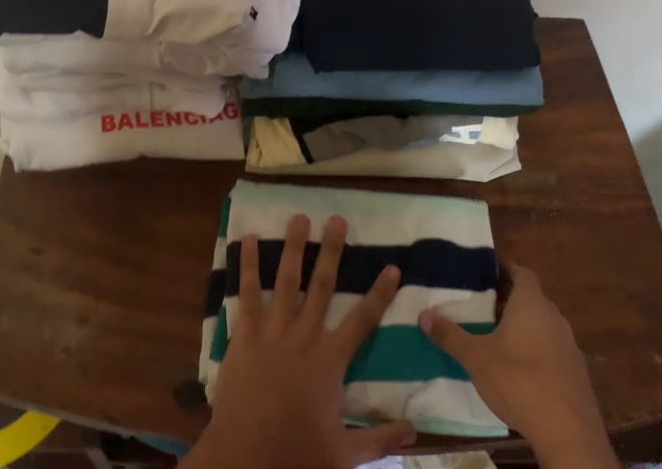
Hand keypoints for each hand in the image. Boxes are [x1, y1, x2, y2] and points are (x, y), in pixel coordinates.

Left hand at [181, 213, 416, 468]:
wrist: (246, 455)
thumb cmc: (296, 452)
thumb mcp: (345, 453)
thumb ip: (380, 439)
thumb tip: (416, 431)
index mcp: (331, 360)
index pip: (363, 320)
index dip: (380, 293)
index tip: (392, 266)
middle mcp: (305, 337)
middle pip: (323, 286)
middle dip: (333, 251)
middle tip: (338, 220)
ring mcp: (273, 331)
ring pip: (286, 280)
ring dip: (294, 247)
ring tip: (299, 218)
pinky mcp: (245, 334)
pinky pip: (247, 292)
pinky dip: (248, 265)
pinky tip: (248, 239)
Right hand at [420, 262, 616, 468]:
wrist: (568, 433)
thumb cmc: (519, 381)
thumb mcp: (476, 358)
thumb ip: (450, 335)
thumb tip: (423, 315)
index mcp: (532, 305)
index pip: (522, 272)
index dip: (504, 269)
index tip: (484, 272)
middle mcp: (554, 318)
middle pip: (531, 298)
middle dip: (507, 299)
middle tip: (479, 305)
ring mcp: (568, 345)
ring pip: (541, 324)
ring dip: (521, 325)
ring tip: (493, 335)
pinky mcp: (575, 371)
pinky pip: (550, 348)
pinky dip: (533, 348)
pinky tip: (516, 367)